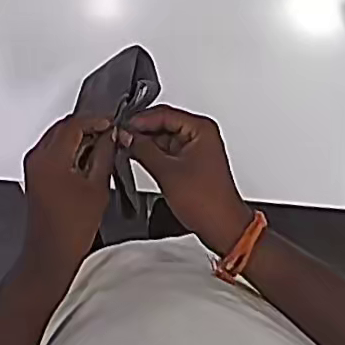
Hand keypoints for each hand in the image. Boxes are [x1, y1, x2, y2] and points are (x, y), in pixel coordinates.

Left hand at [20, 113, 114, 273]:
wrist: (52, 254)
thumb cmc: (71, 230)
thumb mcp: (97, 187)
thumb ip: (104, 155)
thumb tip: (109, 137)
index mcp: (50, 158)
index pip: (72, 125)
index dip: (94, 121)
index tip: (109, 123)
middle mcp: (37, 157)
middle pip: (62, 128)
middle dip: (85, 126)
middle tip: (106, 131)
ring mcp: (33, 165)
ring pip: (56, 137)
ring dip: (77, 137)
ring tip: (99, 145)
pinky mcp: (34, 173)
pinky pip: (51, 149)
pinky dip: (68, 148)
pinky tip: (85, 158)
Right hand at [125, 106, 254, 253]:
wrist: (223, 230)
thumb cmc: (208, 203)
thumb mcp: (167, 172)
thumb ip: (143, 149)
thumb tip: (127, 136)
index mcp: (201, 129)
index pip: (164, 114)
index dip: (141, 120)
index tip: (123, 126)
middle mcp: (200, 135)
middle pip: (163, 123)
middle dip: (141, 131)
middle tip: (121, 136)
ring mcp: (195, 148)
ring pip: (163, 137)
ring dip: (145, 143)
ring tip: (126, 147)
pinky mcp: (190, 161)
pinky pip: (167, 150)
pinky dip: (152, 153)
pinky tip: (137, 157)